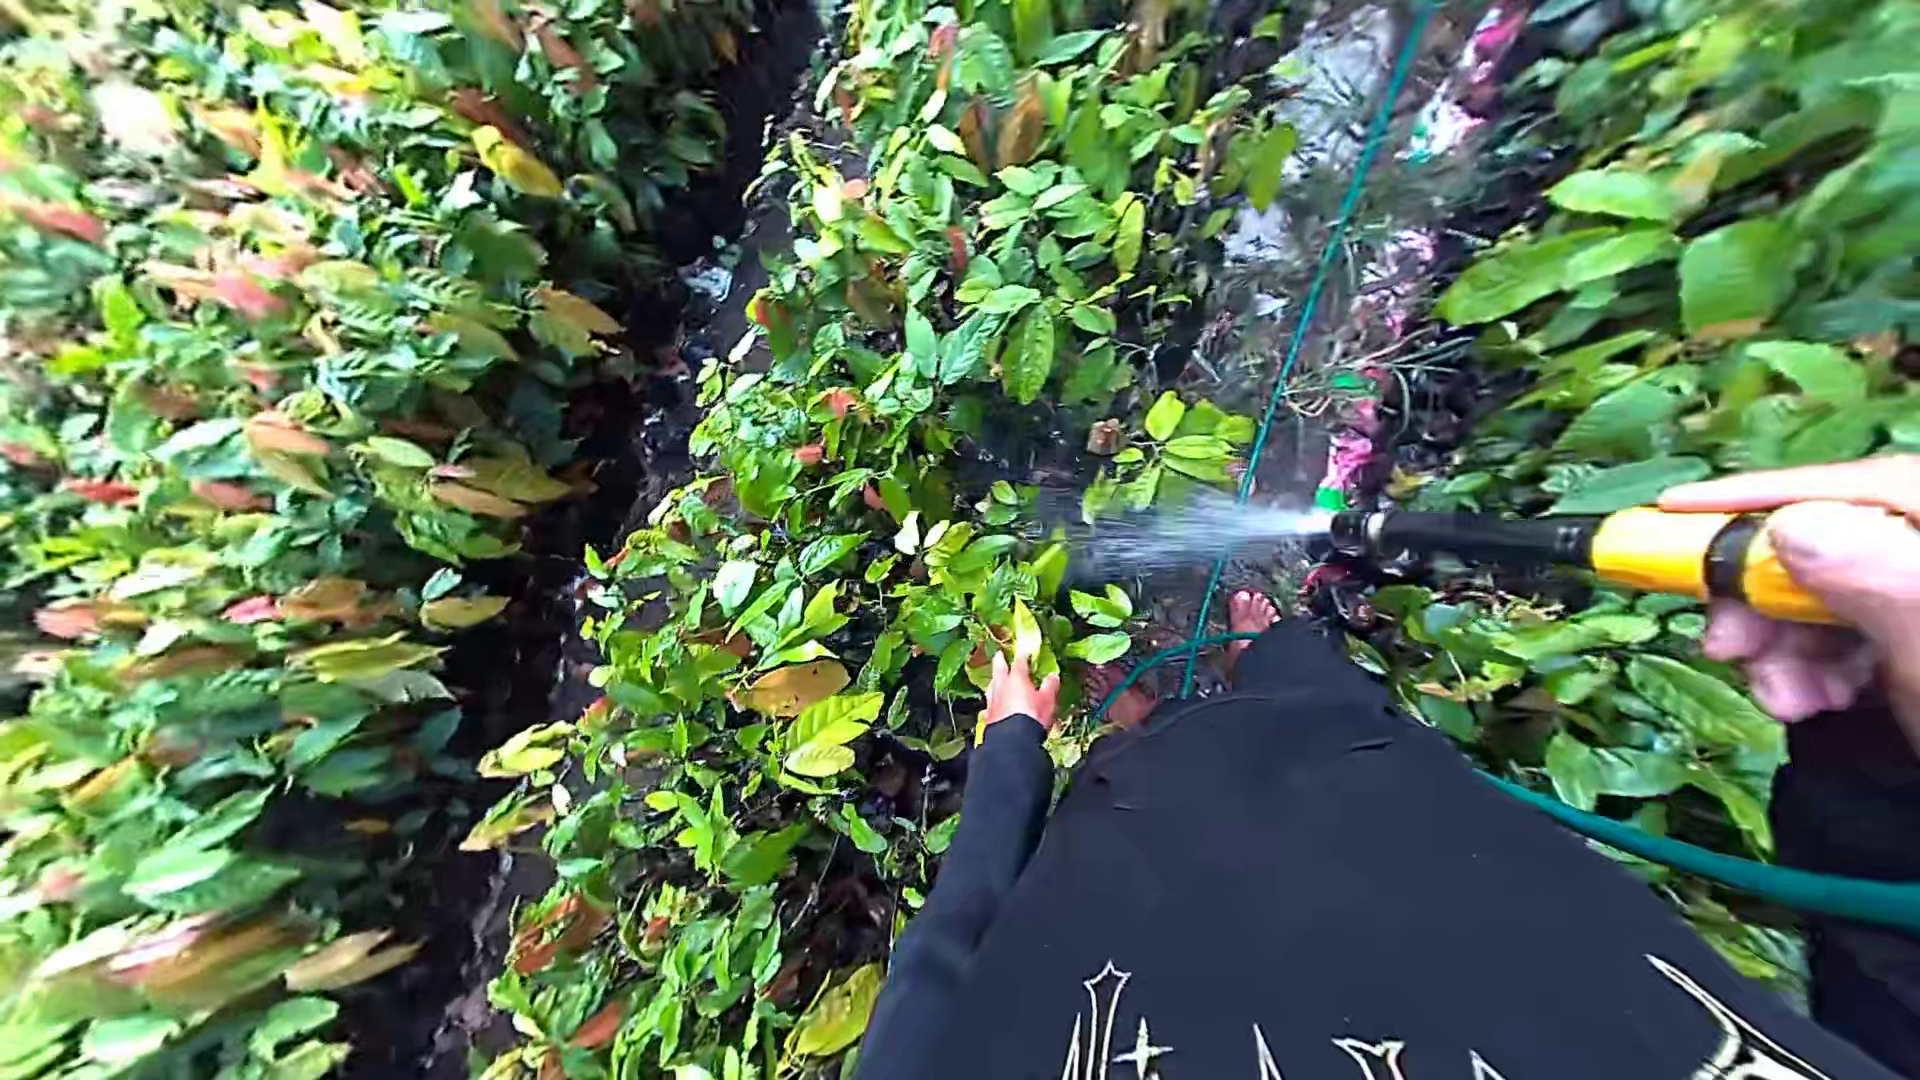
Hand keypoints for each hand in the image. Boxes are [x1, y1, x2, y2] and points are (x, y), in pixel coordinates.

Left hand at [984, 644, 1059, 730]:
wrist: (1013, 740)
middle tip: (999, 654)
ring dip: (994, 681)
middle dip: (1000, 661)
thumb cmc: (1032, 716)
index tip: (1024, 651)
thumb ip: (1050, 686)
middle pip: (999, 670)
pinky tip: (991, 706)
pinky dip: (992, 702)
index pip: (1019, 663)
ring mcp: (993, 701)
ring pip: (992, 686)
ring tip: (994, 679)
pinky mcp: (989, 716)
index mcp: (1017, 678)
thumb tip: (1053, 676)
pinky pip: (989, 705)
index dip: (1023, 656)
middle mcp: (1002, 686)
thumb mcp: (1047, 700)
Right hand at [1658, 456, 1919, 735]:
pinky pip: (1844, 630)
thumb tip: (1797, 524)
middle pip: (1839, 545)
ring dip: (1779, 643)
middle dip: (1763, 597)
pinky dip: (1807, 662)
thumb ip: (1888, 581)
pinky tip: (1806, 699)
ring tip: (1781, 697)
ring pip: (1827, 593)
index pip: (1885, 485)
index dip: (1773, 492)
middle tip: (1727, 646)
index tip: (1675, 507)